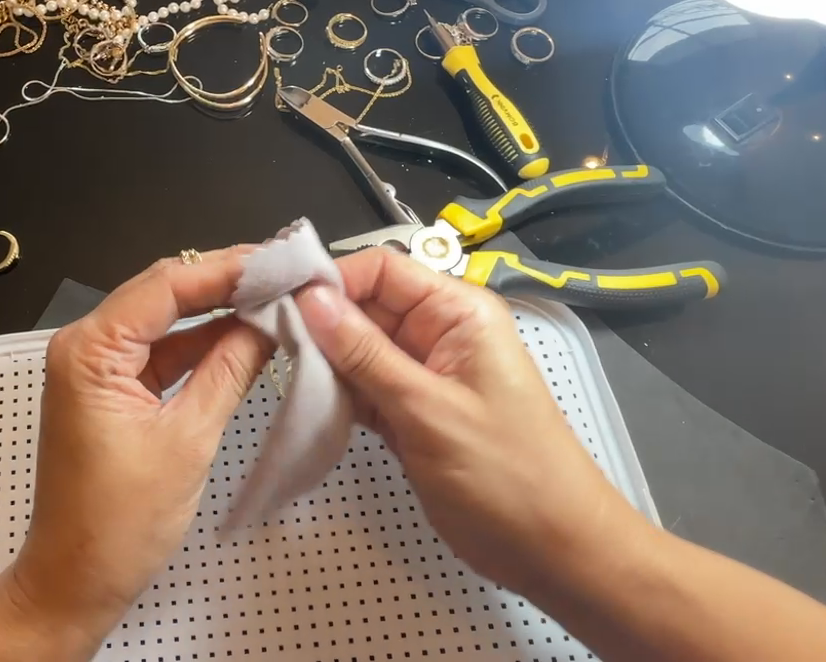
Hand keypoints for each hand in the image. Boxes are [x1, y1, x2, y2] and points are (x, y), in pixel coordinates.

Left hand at [5, 248, 272, 647]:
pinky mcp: (111, 385)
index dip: (223, 269)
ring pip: (164, 317)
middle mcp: (85, 342)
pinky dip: (200, 342)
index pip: (164, 285)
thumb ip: (230, 370)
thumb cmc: (123, 521)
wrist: (75, 583)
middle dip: (222, 282)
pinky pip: (160, 348)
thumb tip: (270, 321)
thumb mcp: (188, 439)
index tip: (275, 260)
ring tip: (272, 294)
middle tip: (280, 272)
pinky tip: (244, 332)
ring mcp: (97, 363)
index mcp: (90, 348)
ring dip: (215, 310)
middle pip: (162, 292)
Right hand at [295, 247, 648, 592]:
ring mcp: (420, 370)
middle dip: (320, 319)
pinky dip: (335, 389)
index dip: (333, 278)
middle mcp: (436, 330)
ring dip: (323, 357)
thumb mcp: (428, 409)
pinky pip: (361, 382)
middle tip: (269, 335)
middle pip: (364, 304)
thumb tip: (308, 298)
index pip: (383, 270)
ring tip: (279, 366)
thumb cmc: (506, 475)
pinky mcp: (407, 407)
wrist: (556, 555)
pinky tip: (306, 397)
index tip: (282, 300)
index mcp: (456, 312)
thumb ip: (364, 353)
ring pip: (356, 344)